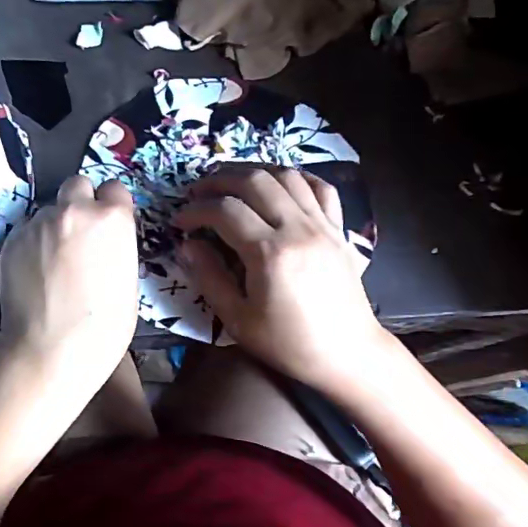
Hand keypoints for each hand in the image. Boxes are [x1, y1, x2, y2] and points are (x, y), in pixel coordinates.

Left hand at [0, 176, 139, 386]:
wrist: (52, 350)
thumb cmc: (105, 327)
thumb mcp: (127, 282)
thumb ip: (115, 250)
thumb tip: (103, 247)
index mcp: (112, 219)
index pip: (115, 188)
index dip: (112, 206)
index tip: (110, 224)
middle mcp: (74, 211)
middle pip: (77, 184)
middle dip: (80, 202)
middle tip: (80, 233)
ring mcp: (38, 223)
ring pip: (48, 210)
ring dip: (54, 226)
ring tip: (53, 262)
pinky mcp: (11, 240)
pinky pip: (27, 231)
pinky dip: (33, 244)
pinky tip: (36, 273)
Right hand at [174, 165, 390, 389]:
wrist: (347, 354)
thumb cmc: (288, 344)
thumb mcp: (238, 319)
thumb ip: (209, 277)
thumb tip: (188, 245)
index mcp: (269, 253)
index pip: (224, 211)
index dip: (195, 210)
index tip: (180, 222)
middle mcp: (297, 228)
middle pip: (254, 181)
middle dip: (219, 180)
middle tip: (198, 193)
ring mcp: (322, 225)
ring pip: (287, 176)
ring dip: (254, 172)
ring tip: (233, 184)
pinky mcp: (339, 229)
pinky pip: (320, 188)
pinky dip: (297, 178)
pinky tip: (280, 185)